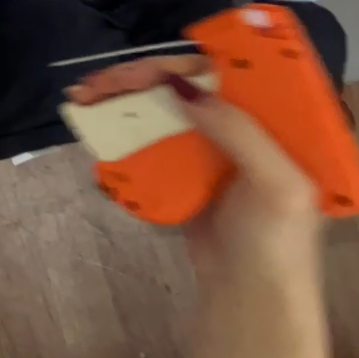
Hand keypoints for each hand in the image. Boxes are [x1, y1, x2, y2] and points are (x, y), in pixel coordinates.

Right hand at [67, 57, 322, 283]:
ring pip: (156, 102)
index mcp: (276, 124)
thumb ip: (239, 132)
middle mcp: (240, 124)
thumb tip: (177, 84)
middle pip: (180, 83)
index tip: (142, 70)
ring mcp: (206, 143)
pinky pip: (145, 130)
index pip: (224, 72)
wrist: (247, 295)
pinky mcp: (179, 162)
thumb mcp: (278, 186)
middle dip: (133, 78)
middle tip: (94, 84)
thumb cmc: (276, 242)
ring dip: (116, 94)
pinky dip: (117, 119)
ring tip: (80, 95)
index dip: (181, 62)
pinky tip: (91, 116)